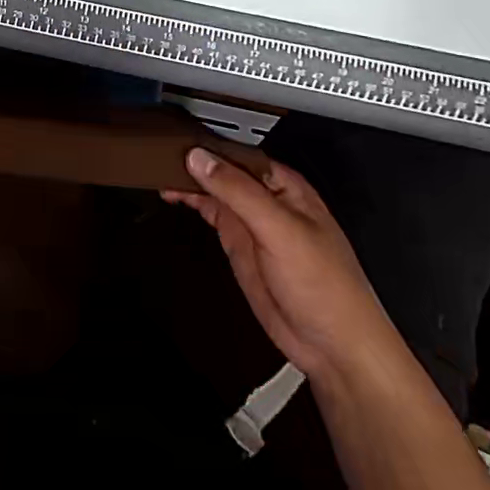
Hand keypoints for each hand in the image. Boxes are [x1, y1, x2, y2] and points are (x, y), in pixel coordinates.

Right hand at [163, 147, 392, 377]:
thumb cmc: (327, 288)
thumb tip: (200, 159)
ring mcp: (252, 222)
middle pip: (223, 169)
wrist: (332, 347)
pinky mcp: (240, 245)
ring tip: (157, 171)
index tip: (175, 143)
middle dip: (193, 162)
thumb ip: (239, 192)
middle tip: (158, 156)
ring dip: (188, 180)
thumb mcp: (280, 230)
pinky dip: (191, 202)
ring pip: (213, 190)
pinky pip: (211, 213)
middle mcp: (267, 199)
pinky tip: (175, 195)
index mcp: (284, 185)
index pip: (237, 153)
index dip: (207, 146)